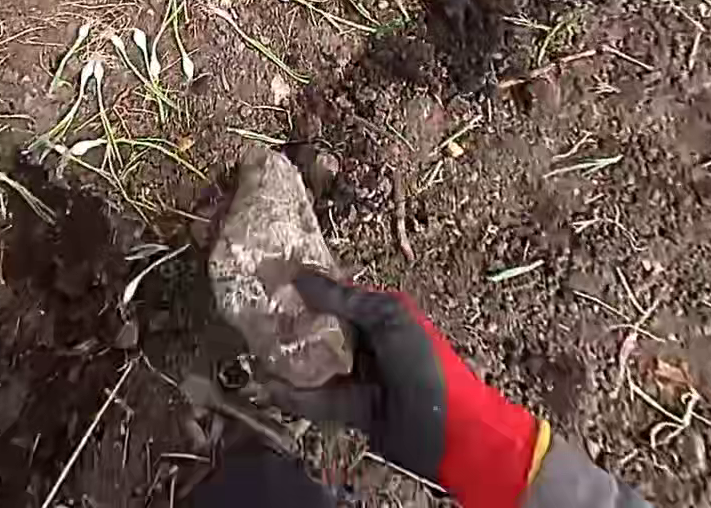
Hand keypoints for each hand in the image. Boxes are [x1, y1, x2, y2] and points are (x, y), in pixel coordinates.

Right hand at [269, 271, 546, 507]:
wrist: (454, 433)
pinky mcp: (352, 408)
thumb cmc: (424, 363)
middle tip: (256, 311)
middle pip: (321, 325)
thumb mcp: (386, 319)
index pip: (335, 292)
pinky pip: (318, 397)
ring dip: (289, 357)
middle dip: (292, 320)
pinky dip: (295, 394)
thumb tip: (300, 277)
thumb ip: (343, 300)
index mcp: (378, 310)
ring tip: (255, 347)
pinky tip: (270, 386)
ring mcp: (357, 373)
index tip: (274, 277)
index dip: (307, 285)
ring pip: (315, 360)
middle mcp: (365, 338)